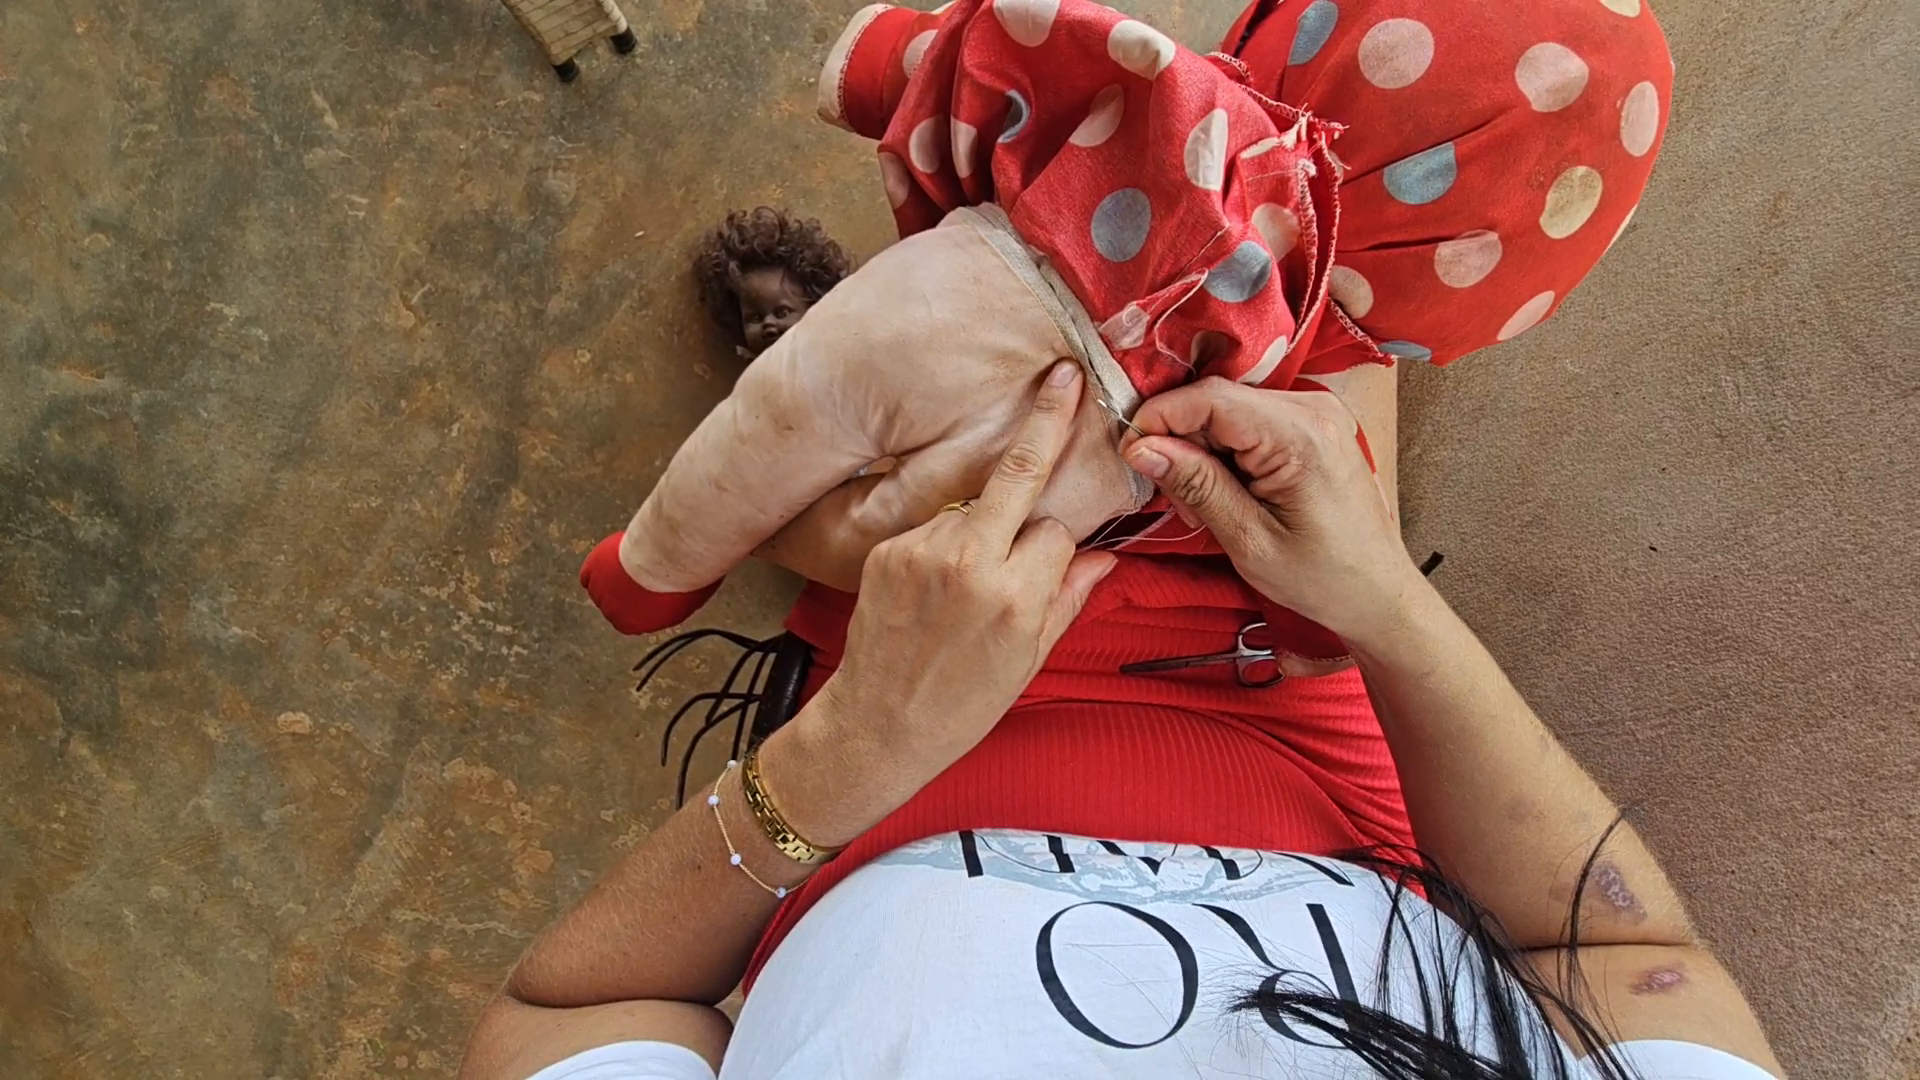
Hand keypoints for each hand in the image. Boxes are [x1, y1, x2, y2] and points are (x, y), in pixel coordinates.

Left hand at [819, 360, 1117, 775]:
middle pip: (1018, 471)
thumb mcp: (1029, 660)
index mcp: (1017, 596)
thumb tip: (1104, 557)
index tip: (1048, 560)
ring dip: (982, 523)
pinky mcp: (887, 549)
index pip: (1056, 528)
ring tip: (963, 580)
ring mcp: (923, 550)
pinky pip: (934, 525)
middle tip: (1062, 374)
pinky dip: (943, 542)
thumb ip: (1068, 598)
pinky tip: (933, 584)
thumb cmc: (961, 705)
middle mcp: (970, 563)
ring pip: (974, 505)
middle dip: (1046, 420)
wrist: (879, 724)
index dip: (1054, 545)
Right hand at [1119, 378, 1424, 648]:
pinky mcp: (1309, 424)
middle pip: (1214, 401)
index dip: (1158, 418)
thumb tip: (1140, 447)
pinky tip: (1227, 492)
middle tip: (1178, 502)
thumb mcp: (1247, 539)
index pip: (1209, 398)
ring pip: (1224, 411)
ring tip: (1206, 507)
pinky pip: (1245, 422)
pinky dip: (1222, 453)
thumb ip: (1195, 485)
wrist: (1377, 591)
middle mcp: (1311, 408)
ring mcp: (1313, 412)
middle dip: (1179, 444)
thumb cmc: (1320, 577)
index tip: (1130, 455)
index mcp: (1300, 435)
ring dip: (1199, 453)